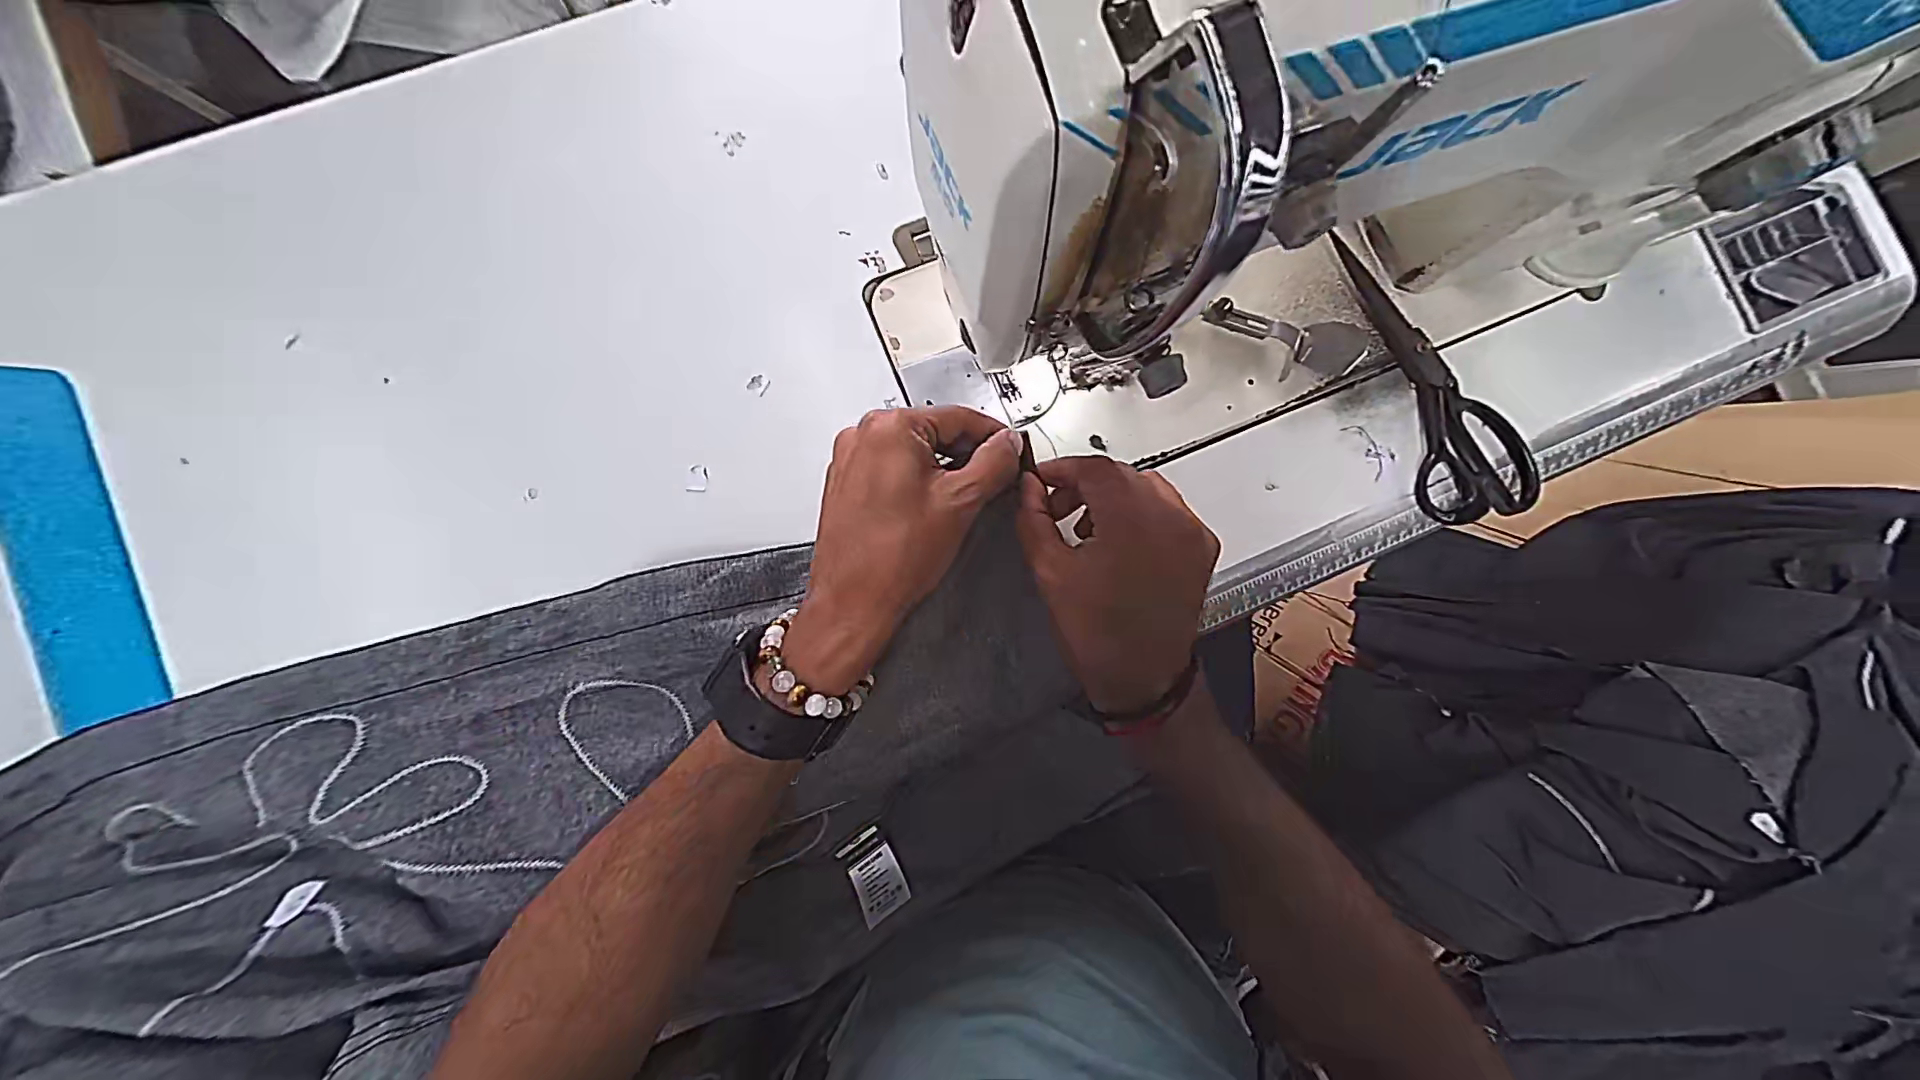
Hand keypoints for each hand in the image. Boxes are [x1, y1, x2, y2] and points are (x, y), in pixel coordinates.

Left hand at [783, 406, 1022, 693]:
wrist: (853, 601)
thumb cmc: (891, 559)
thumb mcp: (961, 502)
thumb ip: (993, 463)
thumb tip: (1007, 444)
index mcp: (889, 428)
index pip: (958, 416)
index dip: (994, 435)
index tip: (1010, 449)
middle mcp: (863, 436)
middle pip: (934, 431)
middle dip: (967, 454)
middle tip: (994, 477)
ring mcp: (850, 460)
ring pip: (914, 451)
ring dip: (943, 469)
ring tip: (960, 501)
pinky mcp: (847, 483)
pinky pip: (892, 469)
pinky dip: (917, 482)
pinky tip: (929, 510)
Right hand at [1014, 456, 1220, 713]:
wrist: (1142, 677)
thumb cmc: (1100, 636)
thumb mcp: (1050, 572)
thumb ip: (1034, 519)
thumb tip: (1030, 490)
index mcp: (1130, 519)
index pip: (1094, 467)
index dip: (1061, 469)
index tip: (1043, 479)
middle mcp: (1169, 518)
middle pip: (1120, 473)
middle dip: (1083, 484)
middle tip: (1055, 504)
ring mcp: (1190, 532)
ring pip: (1145, 488)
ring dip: (1111, 496)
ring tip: (1084, 526)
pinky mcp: (1201, 547)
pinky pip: (1167, 510)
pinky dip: (1139, 513)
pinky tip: (1117, 539)